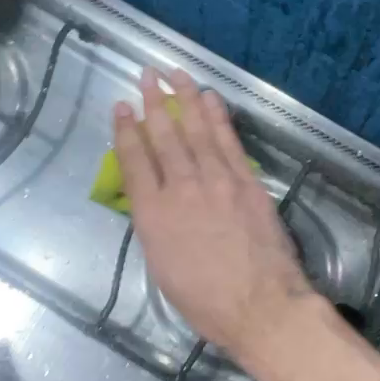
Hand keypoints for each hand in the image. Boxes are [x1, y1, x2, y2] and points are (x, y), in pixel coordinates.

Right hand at [112, 67, 319, 361]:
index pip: (134, 162)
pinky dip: (218, 118)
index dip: (124, 131)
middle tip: (146, 75)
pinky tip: (210, 99)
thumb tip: (155, 202)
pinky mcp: (248, 184)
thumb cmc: (205, 301)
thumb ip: (155, 228)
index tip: (120, 108)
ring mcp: (218, 182)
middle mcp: (182, 190)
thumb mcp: (161, 268)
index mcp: (153, 216)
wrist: (260, 306)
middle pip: (164, 137)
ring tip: (174, 74)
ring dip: (185, 99)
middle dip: (152, 103)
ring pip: (197, 131)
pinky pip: (229, 142)